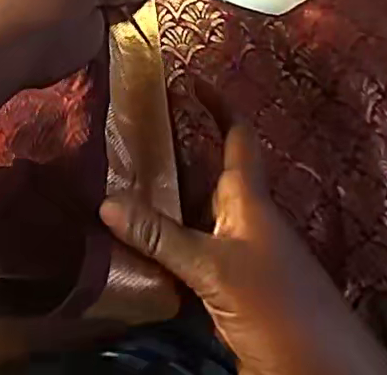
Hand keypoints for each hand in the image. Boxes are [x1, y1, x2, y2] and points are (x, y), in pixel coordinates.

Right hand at [100, 93, 386, 374]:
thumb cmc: (281, 307)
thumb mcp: (217, 269)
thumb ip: (162, 238)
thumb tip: (105, 202)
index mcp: (247, 197)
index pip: (235, 136)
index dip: (216, 104)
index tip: (189, 80)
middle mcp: (239, 217)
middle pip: (202, 172)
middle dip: (167, 151)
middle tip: (125, 133)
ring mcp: (233, 254)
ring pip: (188, 213)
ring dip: (157, 200)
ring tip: (114, 179)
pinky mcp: (225, 288)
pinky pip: (184, 252)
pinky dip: (158, 243)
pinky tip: (128, 242)